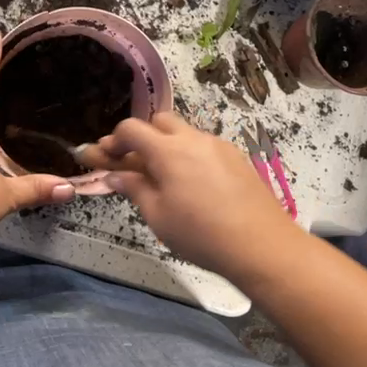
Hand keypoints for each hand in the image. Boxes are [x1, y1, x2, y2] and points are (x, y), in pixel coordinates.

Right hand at [80, 112, 305, 281]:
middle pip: (160, 121)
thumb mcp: (158, 216)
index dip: (114, 140)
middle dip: (143, 137)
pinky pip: (205, 147)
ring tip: (165, 179)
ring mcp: (218, 146)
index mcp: (168, 150)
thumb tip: (114, 175)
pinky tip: (194, 185)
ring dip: (168, 145)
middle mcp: (193, 139)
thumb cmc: (200, 234)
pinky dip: (190, 156)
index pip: (131, 128)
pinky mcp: (237, 158)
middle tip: (135, 164)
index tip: (105, 158)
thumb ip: (134, 189)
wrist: (261, 245)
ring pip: (185, 133)